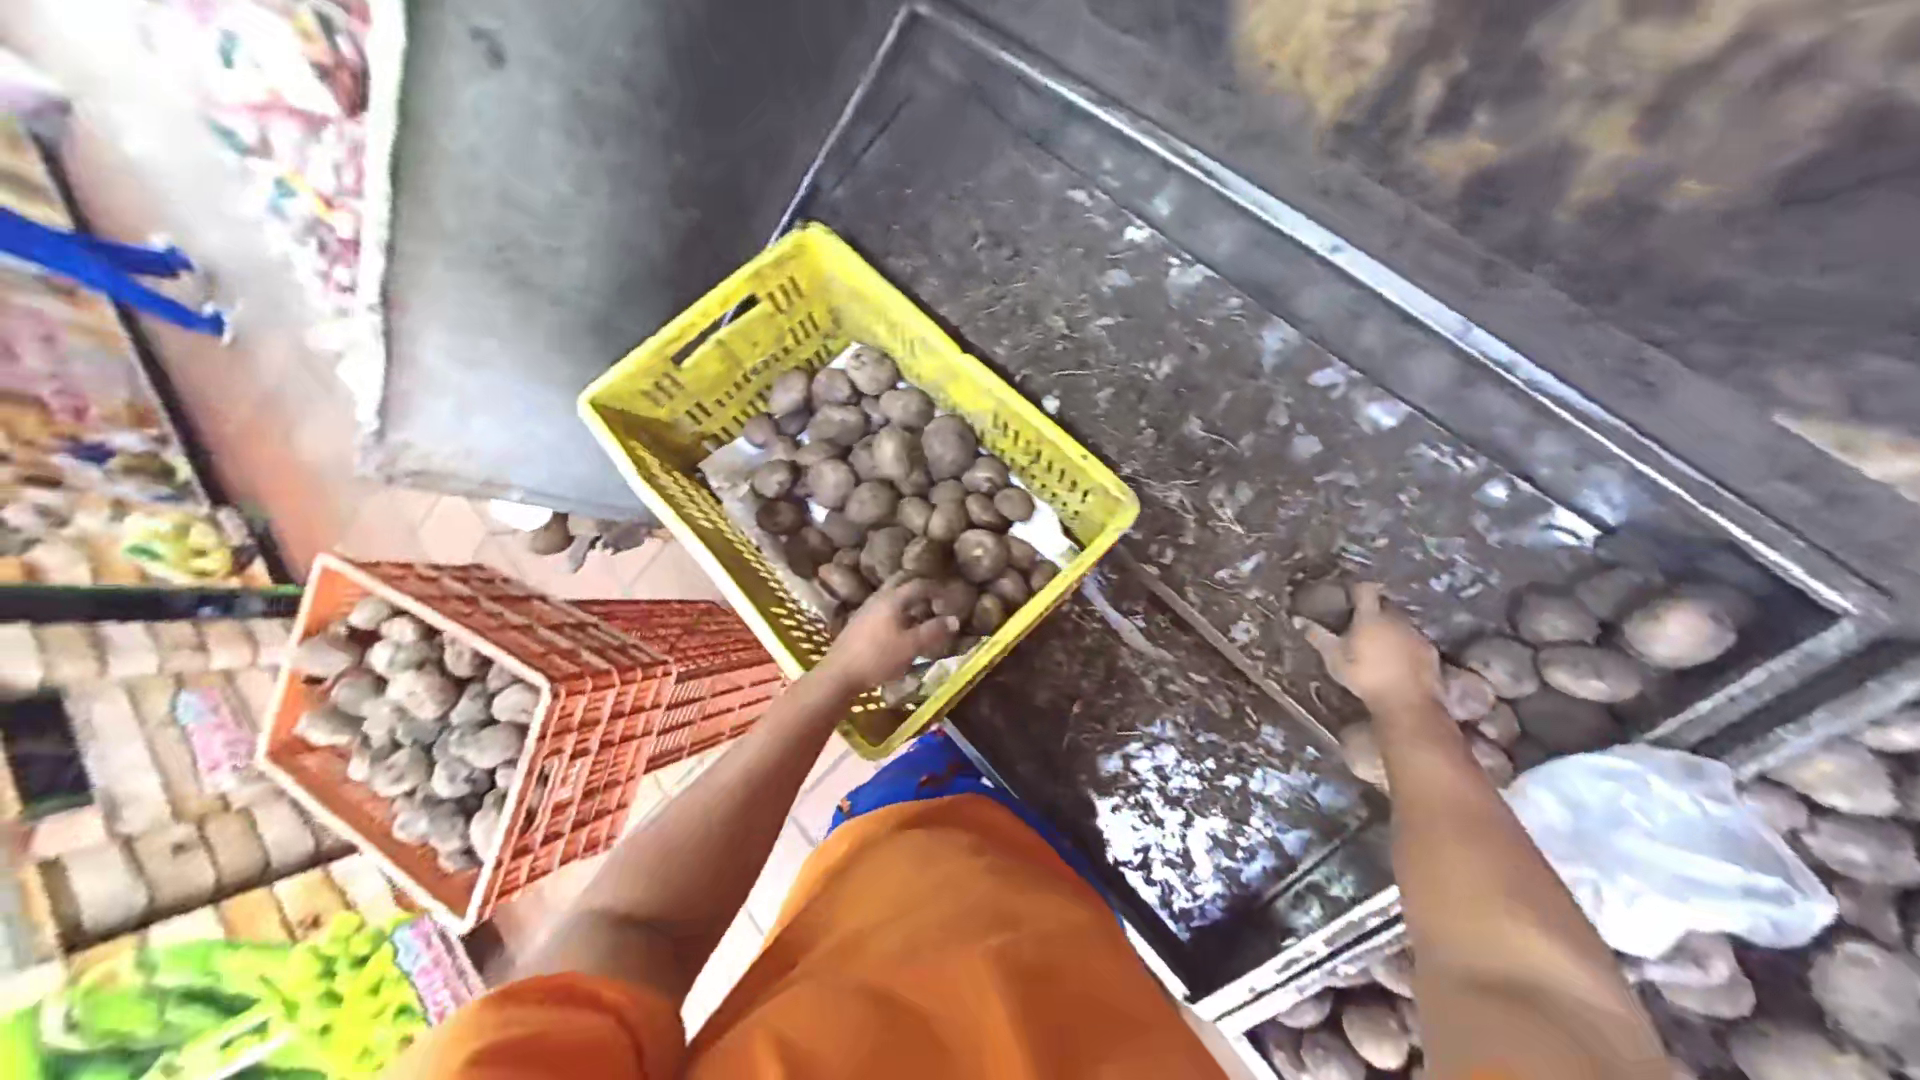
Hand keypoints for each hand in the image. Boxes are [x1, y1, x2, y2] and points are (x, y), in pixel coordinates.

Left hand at [815, 579, 959, 692]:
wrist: (838, 675)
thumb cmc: (877, 658)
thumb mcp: (911, 647)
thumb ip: (933, 631)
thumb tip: (954, 619)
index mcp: (892, 599)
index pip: (919, 584)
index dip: (936, 589)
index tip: (949, 599)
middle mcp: (878, 599)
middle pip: (901, 586)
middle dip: (920, 591)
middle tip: (935, 600)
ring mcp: (865, 610)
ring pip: (891, 599)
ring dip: (908, 603)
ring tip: (922, 616)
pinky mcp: (858, 625)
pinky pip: (883, 611)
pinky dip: (897, 614)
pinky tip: (901, 629)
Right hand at [1296, 582, 1441, 711]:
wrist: (1407, 703)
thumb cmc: (1364, 677)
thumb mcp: (1334, 659)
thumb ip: (1318, 637)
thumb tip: (1298, 619)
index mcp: (1370, 617)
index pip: (1365, 590)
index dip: (1357, 589)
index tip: (1349, 595)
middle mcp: (1396, 620)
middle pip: (1385, 606)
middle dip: (1374, 611)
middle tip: (1360, 624)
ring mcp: (1416, 635)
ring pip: (1401, 623)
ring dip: (1391, 628)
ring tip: (1380, 643)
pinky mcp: (1431, 651)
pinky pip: (1415, 640)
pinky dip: (1406, 645)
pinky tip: (1398, 660)